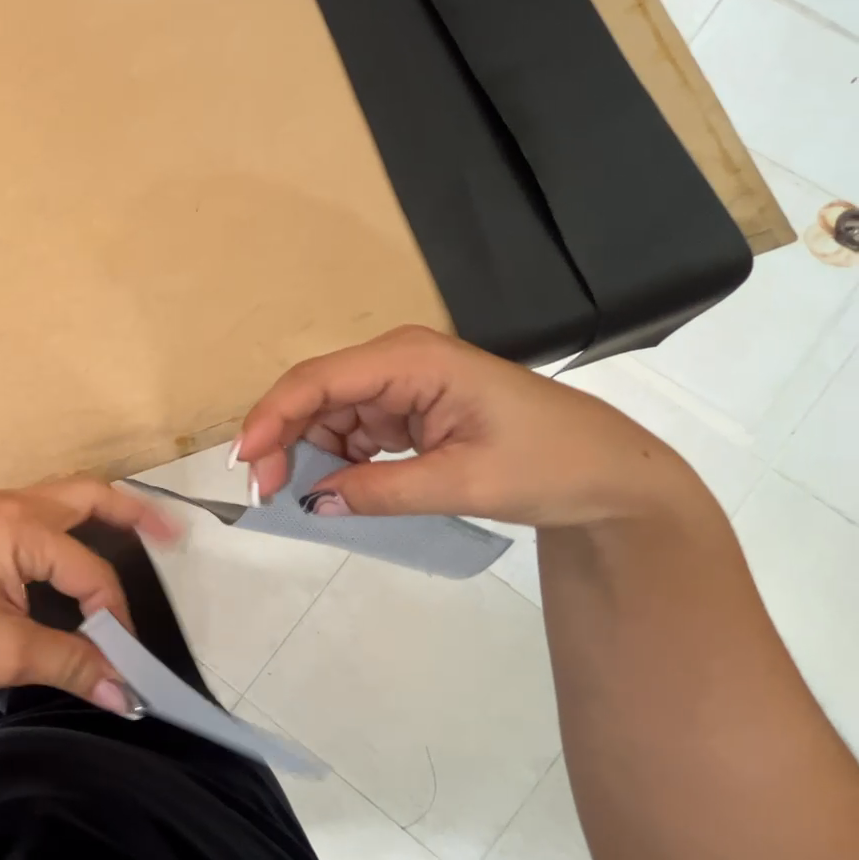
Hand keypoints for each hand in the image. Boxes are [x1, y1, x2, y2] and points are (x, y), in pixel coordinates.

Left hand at [0, 480, 179, 715]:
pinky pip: (36, 515)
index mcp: (16, 527)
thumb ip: (71, 663)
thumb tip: (126, 691)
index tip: (121, 661)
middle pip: (84, 494)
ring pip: (58, 498)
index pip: (90, 569)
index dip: (113, 617)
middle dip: (132, 509)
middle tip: (174, 533)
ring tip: (138, 532)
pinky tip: (77, 554)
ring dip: (99, 512)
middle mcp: (6, 506)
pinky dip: (68, 526)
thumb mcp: (6, 654)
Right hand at [233, 325, 709, 527]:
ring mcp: (399, 382)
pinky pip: (349, 428)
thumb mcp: (466, 483)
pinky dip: (333, 457)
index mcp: (412, 359)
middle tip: (266, 490)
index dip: (274, 415)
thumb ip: (382, 491)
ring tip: (295, 493)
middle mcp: (396, 361)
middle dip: (283, 438)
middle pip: (314, 393)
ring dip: (305, 451)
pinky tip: (332, 484)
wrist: (616, 477)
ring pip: (325, 412)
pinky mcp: (404, 406)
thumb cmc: (553, 466)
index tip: (245, 460)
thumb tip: (311, 501)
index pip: (320, 379)